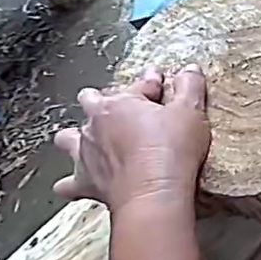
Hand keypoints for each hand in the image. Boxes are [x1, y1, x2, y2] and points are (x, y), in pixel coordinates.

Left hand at [55, 66, 210, 212]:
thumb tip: (190, 69)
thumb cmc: (173, 149)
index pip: (139, 85)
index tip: (164, 82)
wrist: (155, 191)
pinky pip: (68, 182)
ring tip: (97, 141)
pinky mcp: (84, 181)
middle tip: (126, 111)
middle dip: (103, 102)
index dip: (154, 82)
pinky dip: (74, 181)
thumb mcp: (191, 111)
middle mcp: (94, 124)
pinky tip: (85, 181)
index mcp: (120, 103)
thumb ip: (190, 87)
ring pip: (69, 138)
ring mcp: (85, 153)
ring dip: (79, 137)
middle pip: (90, 103)